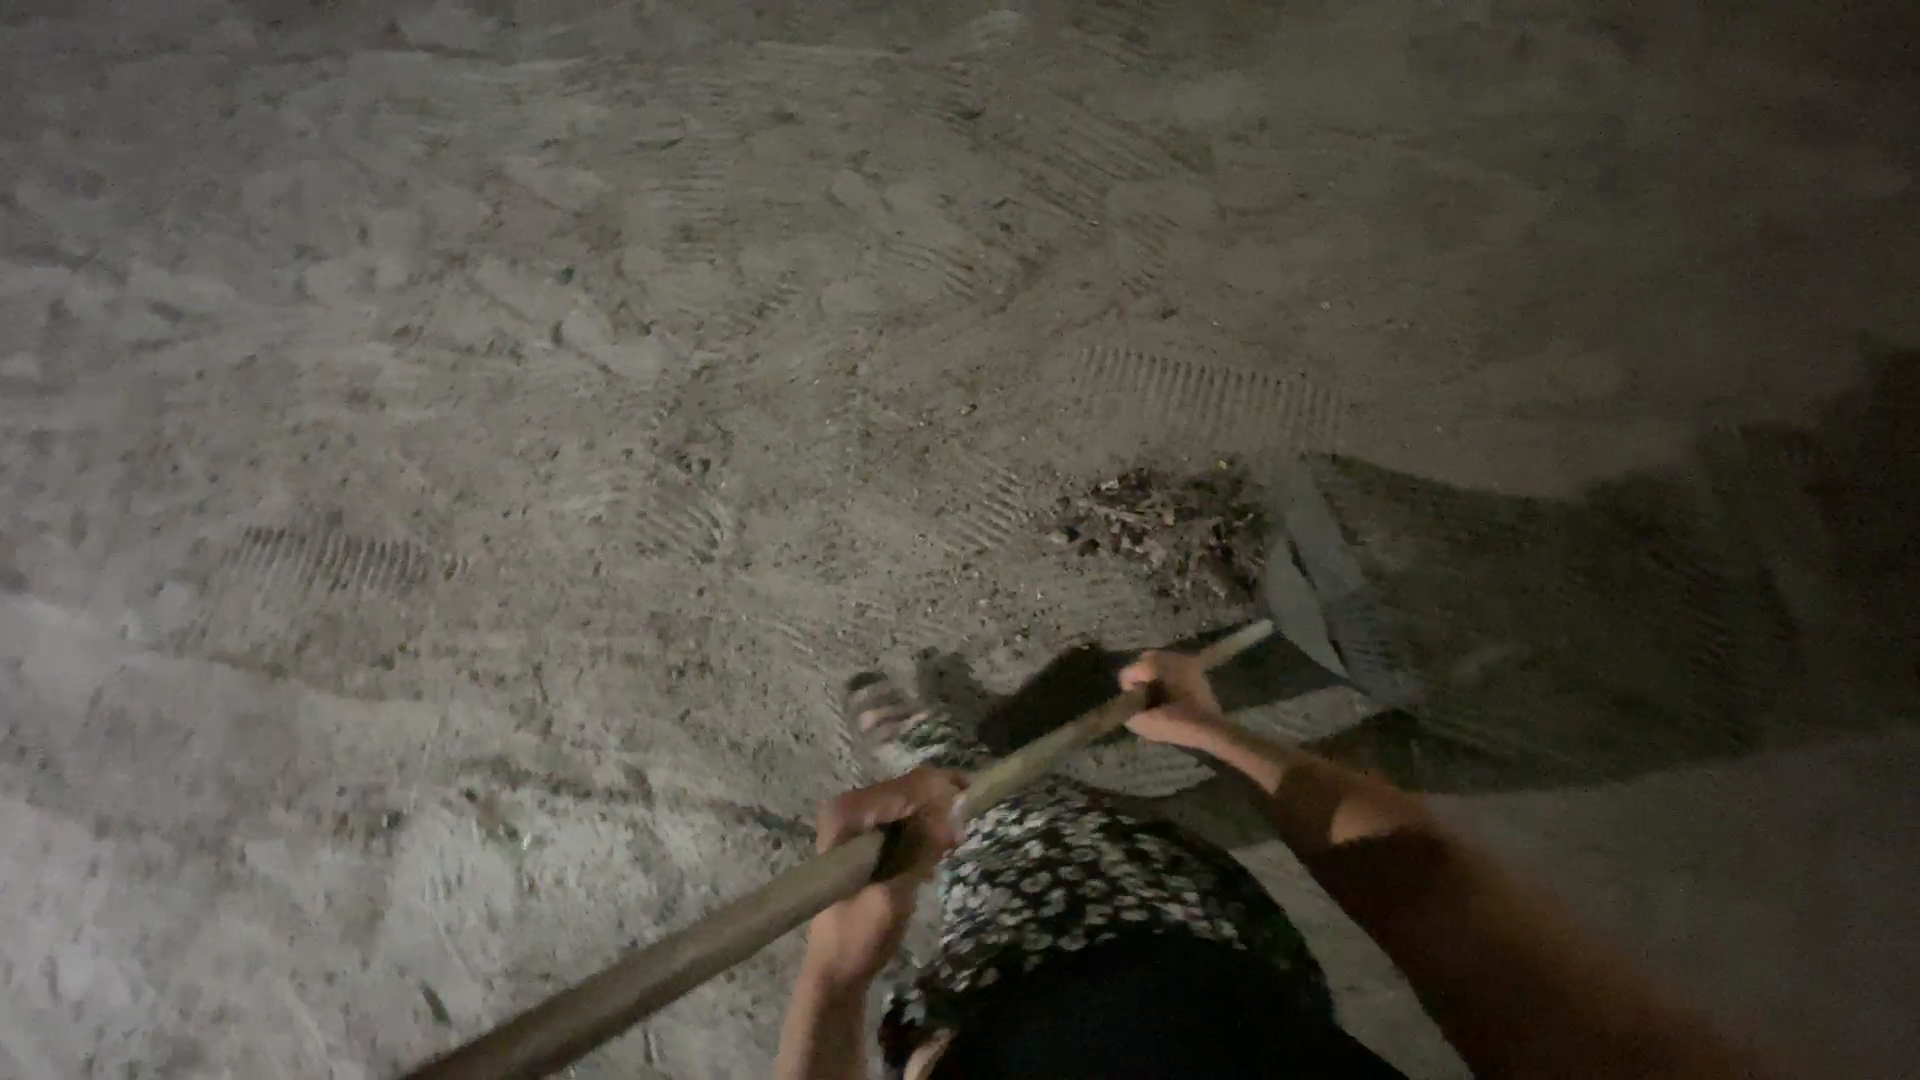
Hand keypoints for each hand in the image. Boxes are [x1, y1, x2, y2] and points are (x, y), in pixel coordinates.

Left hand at [802, 768, 967, 992]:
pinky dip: (921, 830)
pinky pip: (900, 817)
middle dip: (940, 805)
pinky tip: (934, 853)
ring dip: (933, 818)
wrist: (834, 969)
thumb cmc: (860, 936)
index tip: (975, 799)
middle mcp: (847, 806)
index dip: (943, 791)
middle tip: (962, 834)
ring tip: (952, 844)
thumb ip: (924, 846)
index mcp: (848, 815)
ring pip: (907, 801)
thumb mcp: (897, 892)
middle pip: (907, 789)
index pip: (906, 788)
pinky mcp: (860, 832)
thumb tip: (956, 804)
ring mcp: (852, 818)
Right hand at [1120, 650, 1230, 750]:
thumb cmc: (1180, 725)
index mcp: (1158, 665)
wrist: (1213, 730)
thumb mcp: (1146, 725)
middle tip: (1144, 699)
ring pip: (1158, 662)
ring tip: (1157, 698)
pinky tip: (1171, 696)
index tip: (1137, 706)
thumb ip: (1128, 714)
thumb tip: (1126, 708)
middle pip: (1143, 661)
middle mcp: (1171, 656)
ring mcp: (1186, 661)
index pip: (1128, 672)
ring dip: (1153, 677)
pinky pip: (1173, 668)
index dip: (1128, 690)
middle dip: (1140, 679)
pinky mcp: (1196, 669)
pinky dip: (1167, 678)